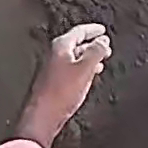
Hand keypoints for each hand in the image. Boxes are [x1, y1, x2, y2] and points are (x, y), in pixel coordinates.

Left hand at [15, 24, 110, 147]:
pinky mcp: (52, 82)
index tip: (102, 30)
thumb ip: (96, 51)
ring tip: (101, 61)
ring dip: (89, 58)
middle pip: (76, 43)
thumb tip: (103, 41)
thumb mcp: (85, 68)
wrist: (42, 117)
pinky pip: (71, 69)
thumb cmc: (60, 93)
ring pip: (74, 57)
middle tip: (105, 46)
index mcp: (60, 47)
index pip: (80, 31)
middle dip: (92, 45)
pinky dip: (83, 68)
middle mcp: (54, 55)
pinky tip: (89, 76)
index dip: (93, 30)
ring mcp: (52, 68)